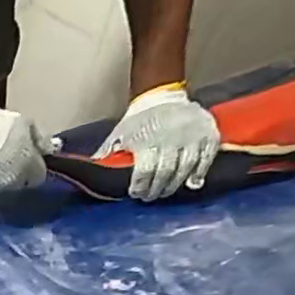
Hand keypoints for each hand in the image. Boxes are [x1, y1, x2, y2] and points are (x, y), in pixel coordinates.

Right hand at [0, 106, 54, 198]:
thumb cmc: (1, 127)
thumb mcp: (28, 125)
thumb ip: (40, 140)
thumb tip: (50, 149)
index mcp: (30, 168)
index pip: (38, 177)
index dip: (35, 169)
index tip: (30, 162)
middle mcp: (13, 184)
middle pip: (19, 185)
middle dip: (18, 176)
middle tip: (9, 163)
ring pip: (0, 189)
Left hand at [93, 85, 220, 200]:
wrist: (161, 98)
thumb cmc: (135, 123)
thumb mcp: (117, 137)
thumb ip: (105, 156)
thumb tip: (86, 173)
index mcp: (147, 142)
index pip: (144, 172)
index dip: (139, 187)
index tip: (135, 194)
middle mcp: (172, 139)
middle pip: (165, 173)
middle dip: (156, 189)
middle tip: (149, 197)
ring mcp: (192, 135)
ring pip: (186, 167)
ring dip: (175, 184)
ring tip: (165, 192)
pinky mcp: (208, 132)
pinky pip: (208, 156)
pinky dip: (200, 172)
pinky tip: (192, 183)